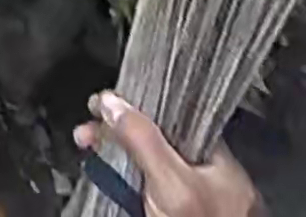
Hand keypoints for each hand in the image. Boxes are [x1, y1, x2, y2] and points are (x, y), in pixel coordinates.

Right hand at [74, 91, 261, 216]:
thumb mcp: (171, 184)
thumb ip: (142, 138)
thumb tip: (109, 100)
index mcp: (221, 167)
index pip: (176, 118)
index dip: (139, 105)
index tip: (106, 102)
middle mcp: (207, 180)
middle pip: (155, 137)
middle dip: (116, 127)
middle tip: (88, 127)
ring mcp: (189, 201)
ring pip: (144, 160)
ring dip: (111, 148)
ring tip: (83, 143)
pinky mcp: (170, 215)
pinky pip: (140, 183)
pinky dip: (117, 172)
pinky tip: (99, 169)